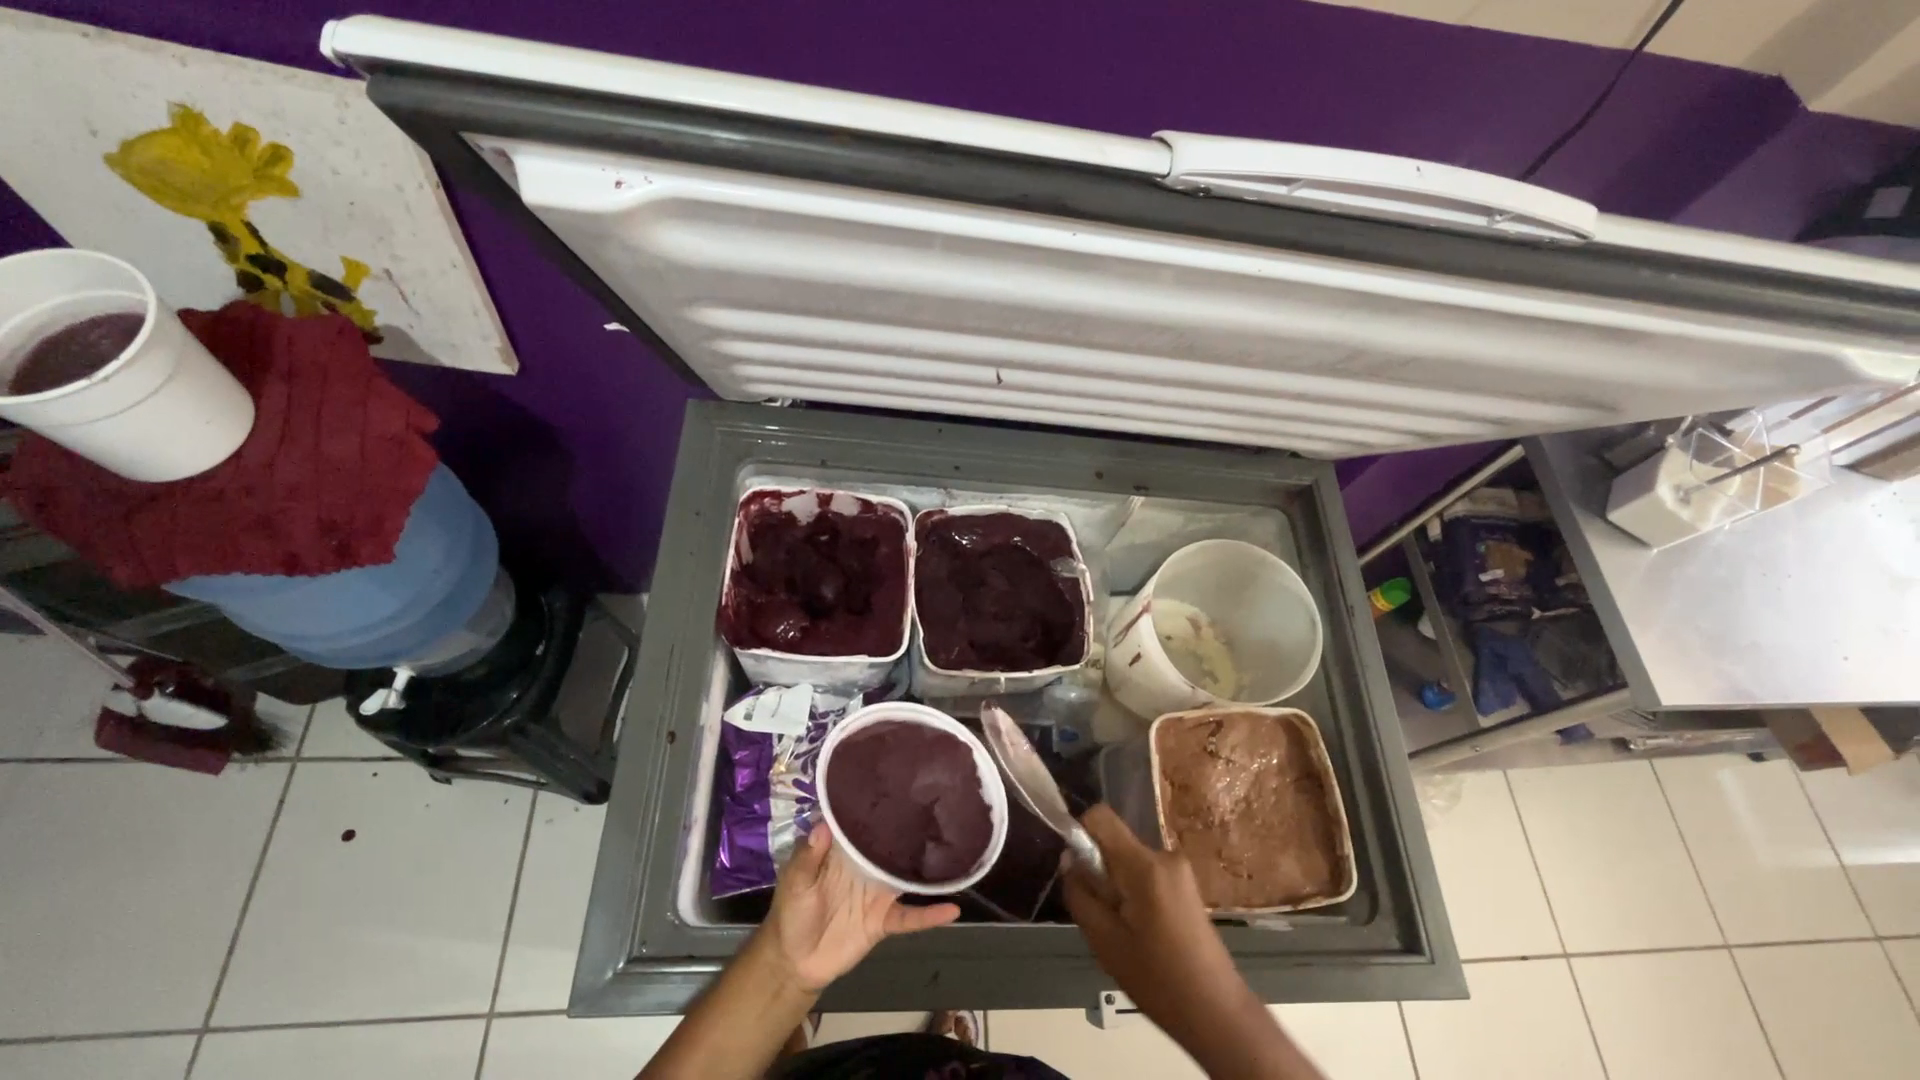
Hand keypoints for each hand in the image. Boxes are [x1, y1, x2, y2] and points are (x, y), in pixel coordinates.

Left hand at [760, 824, 960, 993]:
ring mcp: (877, 894)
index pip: (863, 825)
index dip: (878, 808)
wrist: (795, 962)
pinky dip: (930, 916)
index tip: (900, 786)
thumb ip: (808, 857)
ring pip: (907, 877)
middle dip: (911, 831)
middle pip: (891, 847)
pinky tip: (953, 910)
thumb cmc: (791, 914)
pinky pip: (910, 917)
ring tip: (959, 851)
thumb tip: (824, 825)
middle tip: (941, 810)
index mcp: (843, 853)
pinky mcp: (884, 921)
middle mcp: (865, 868)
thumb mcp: (795, 883)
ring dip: (928, 869)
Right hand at [1061, 805, 1256, 1036]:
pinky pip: (1145, 874)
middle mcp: (1164, 856)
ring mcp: (1179, 870)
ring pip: (1128, 862)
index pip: (1100, 817)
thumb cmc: (1156, 978)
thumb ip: (1080, 894)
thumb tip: (1069, 860)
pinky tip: (1141, 933)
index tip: (1076, 870)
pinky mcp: (1186, 885)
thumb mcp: (1103, 940)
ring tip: (1123, 931)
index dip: (1080, 834)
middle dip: (1099, 872)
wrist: (1215, 1010)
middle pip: (1115, 843)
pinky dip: (1134, 894)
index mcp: (1144, 865)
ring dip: (1117, 887)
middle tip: (1103, 916)